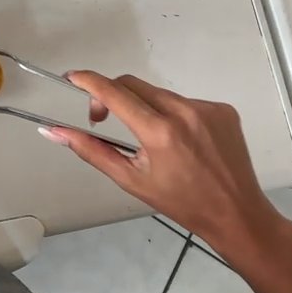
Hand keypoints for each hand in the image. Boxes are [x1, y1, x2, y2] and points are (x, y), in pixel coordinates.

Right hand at [44, 72, 284, 264]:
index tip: (71, 77)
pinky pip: (183, 100)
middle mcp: (184, 111)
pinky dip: (170, 112)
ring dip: (142, 105)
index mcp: (159, 131)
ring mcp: (207, 108)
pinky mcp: (223, 109)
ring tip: (147, 136)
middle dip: (110, 95)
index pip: (113, 92)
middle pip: (132, 85)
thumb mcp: (130, 179)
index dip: (88, 81)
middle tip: (101, 118)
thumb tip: (53, 130)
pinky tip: (179, 138)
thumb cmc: (180, 203)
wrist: (238, 214)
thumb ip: (90, 150)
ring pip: (157, 92)